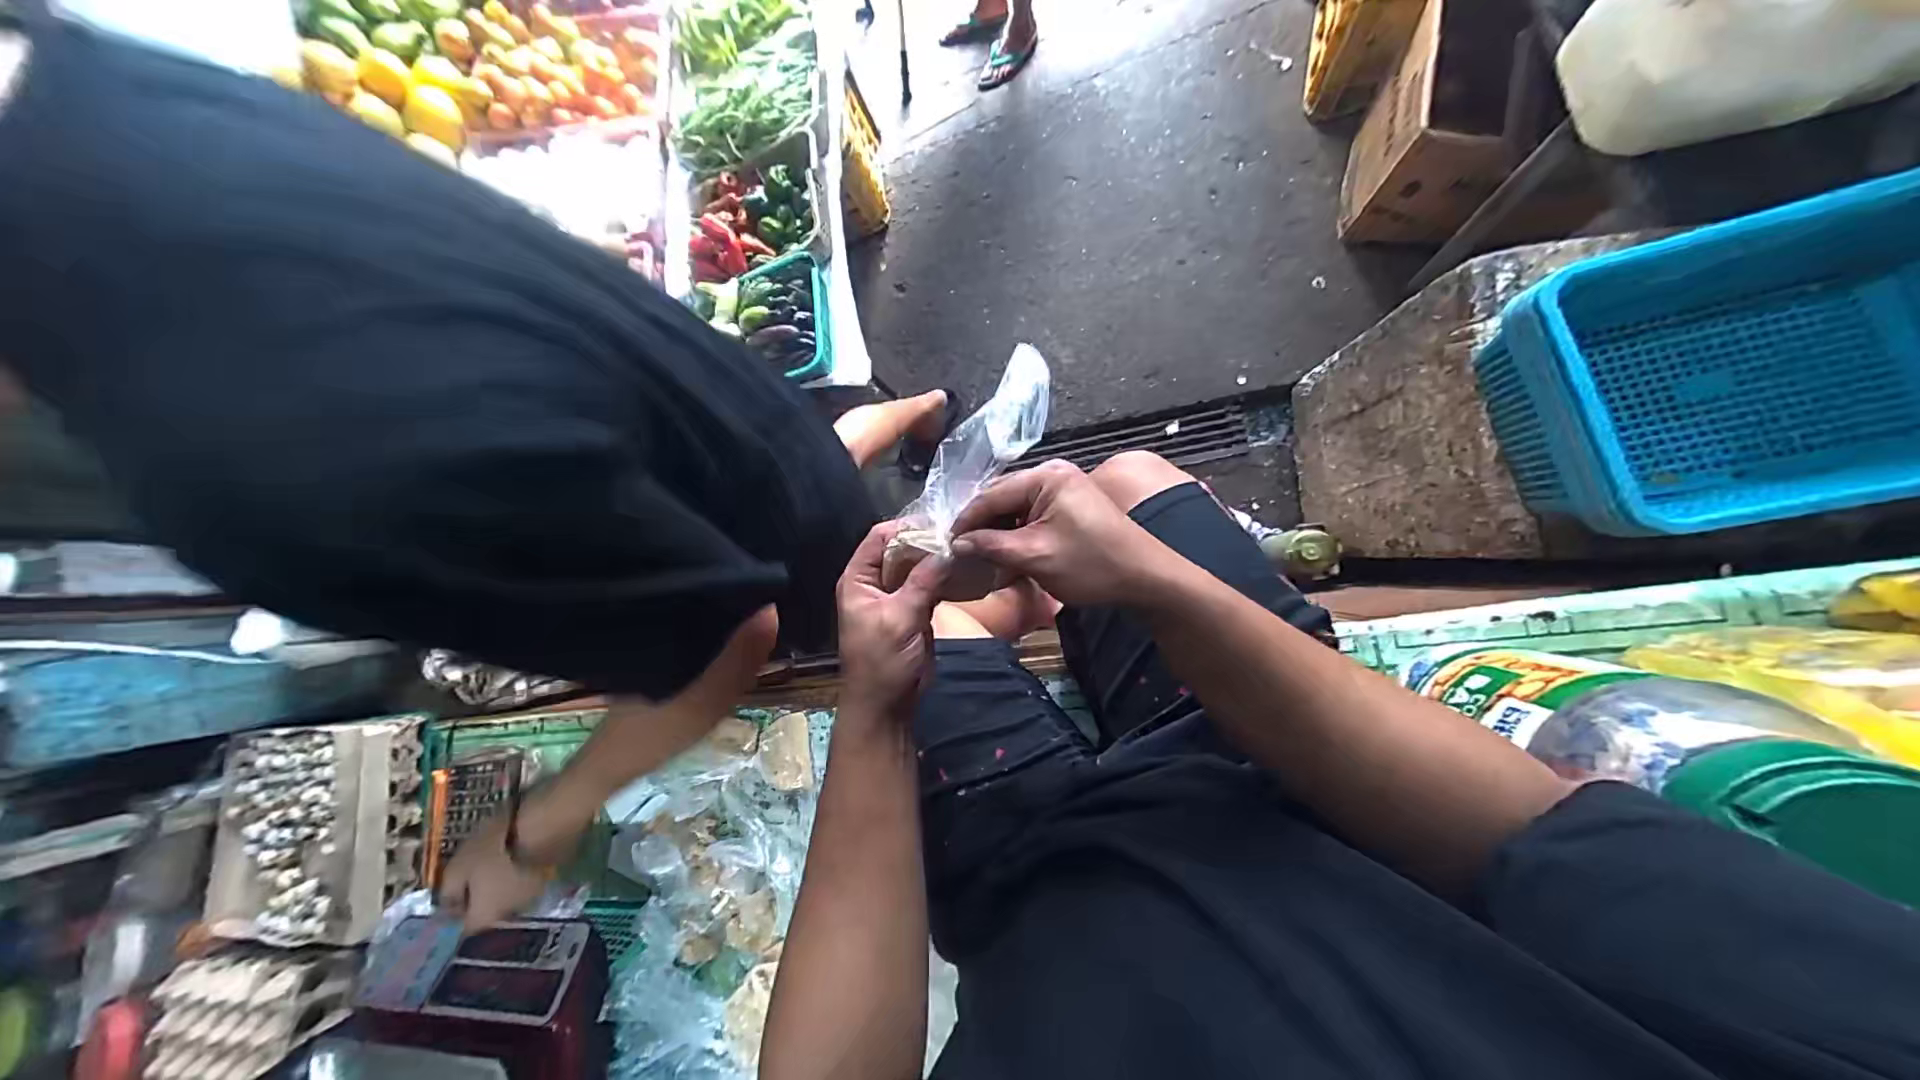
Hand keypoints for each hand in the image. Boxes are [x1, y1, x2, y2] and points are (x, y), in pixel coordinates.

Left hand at [436, 788, 577, 931]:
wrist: (549, 824)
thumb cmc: (496, 847)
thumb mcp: (457, 867)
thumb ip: (447, 892)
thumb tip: (444, 909)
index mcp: (483, 917)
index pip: (459, 927)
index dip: (451, 914)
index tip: (448, 895)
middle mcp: (511, 912)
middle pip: (489, 910)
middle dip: (480, 896)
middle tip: (473, 873)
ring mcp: (535, 893)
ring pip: (511, 894)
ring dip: (503, 882)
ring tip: (498, 859)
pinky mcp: (553, 875)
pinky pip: (528, 878)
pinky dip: (520, 870)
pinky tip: (518, 852)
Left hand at [837, 520, 950, 716]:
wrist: (887, 705)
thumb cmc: (881, 662)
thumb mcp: (899, 618)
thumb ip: (922, 582)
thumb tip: (948, 549)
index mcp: (858, 579)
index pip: (879, 537)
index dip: (907, 527)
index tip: (940, 525)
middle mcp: (875, 582)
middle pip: (901, 548)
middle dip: (927, 541)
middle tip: (960, 536)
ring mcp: (896, 596)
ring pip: (918, 565)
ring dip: (938, 559)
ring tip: (966, 550)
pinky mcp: (915, 610)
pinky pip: (929, 584)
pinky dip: (944, 577)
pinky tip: (965, 571)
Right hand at [949, 460, 1171, 607]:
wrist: (1145, 578)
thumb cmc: (1091, 564)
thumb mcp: (1034, 555)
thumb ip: (991, 545)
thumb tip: (957, 544)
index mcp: (1046, 476)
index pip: (991, 495)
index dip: (965, 521)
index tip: (946, 546)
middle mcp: (1053, 474)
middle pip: (1002, 499)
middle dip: (981, 528)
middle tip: (960, 554)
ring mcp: (1064, 490)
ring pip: (1016, 511)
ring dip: (999, 535)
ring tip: (980, 559)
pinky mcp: (1070, 508)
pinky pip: (1032, 518)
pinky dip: (1017, 537)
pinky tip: (1006, 557)